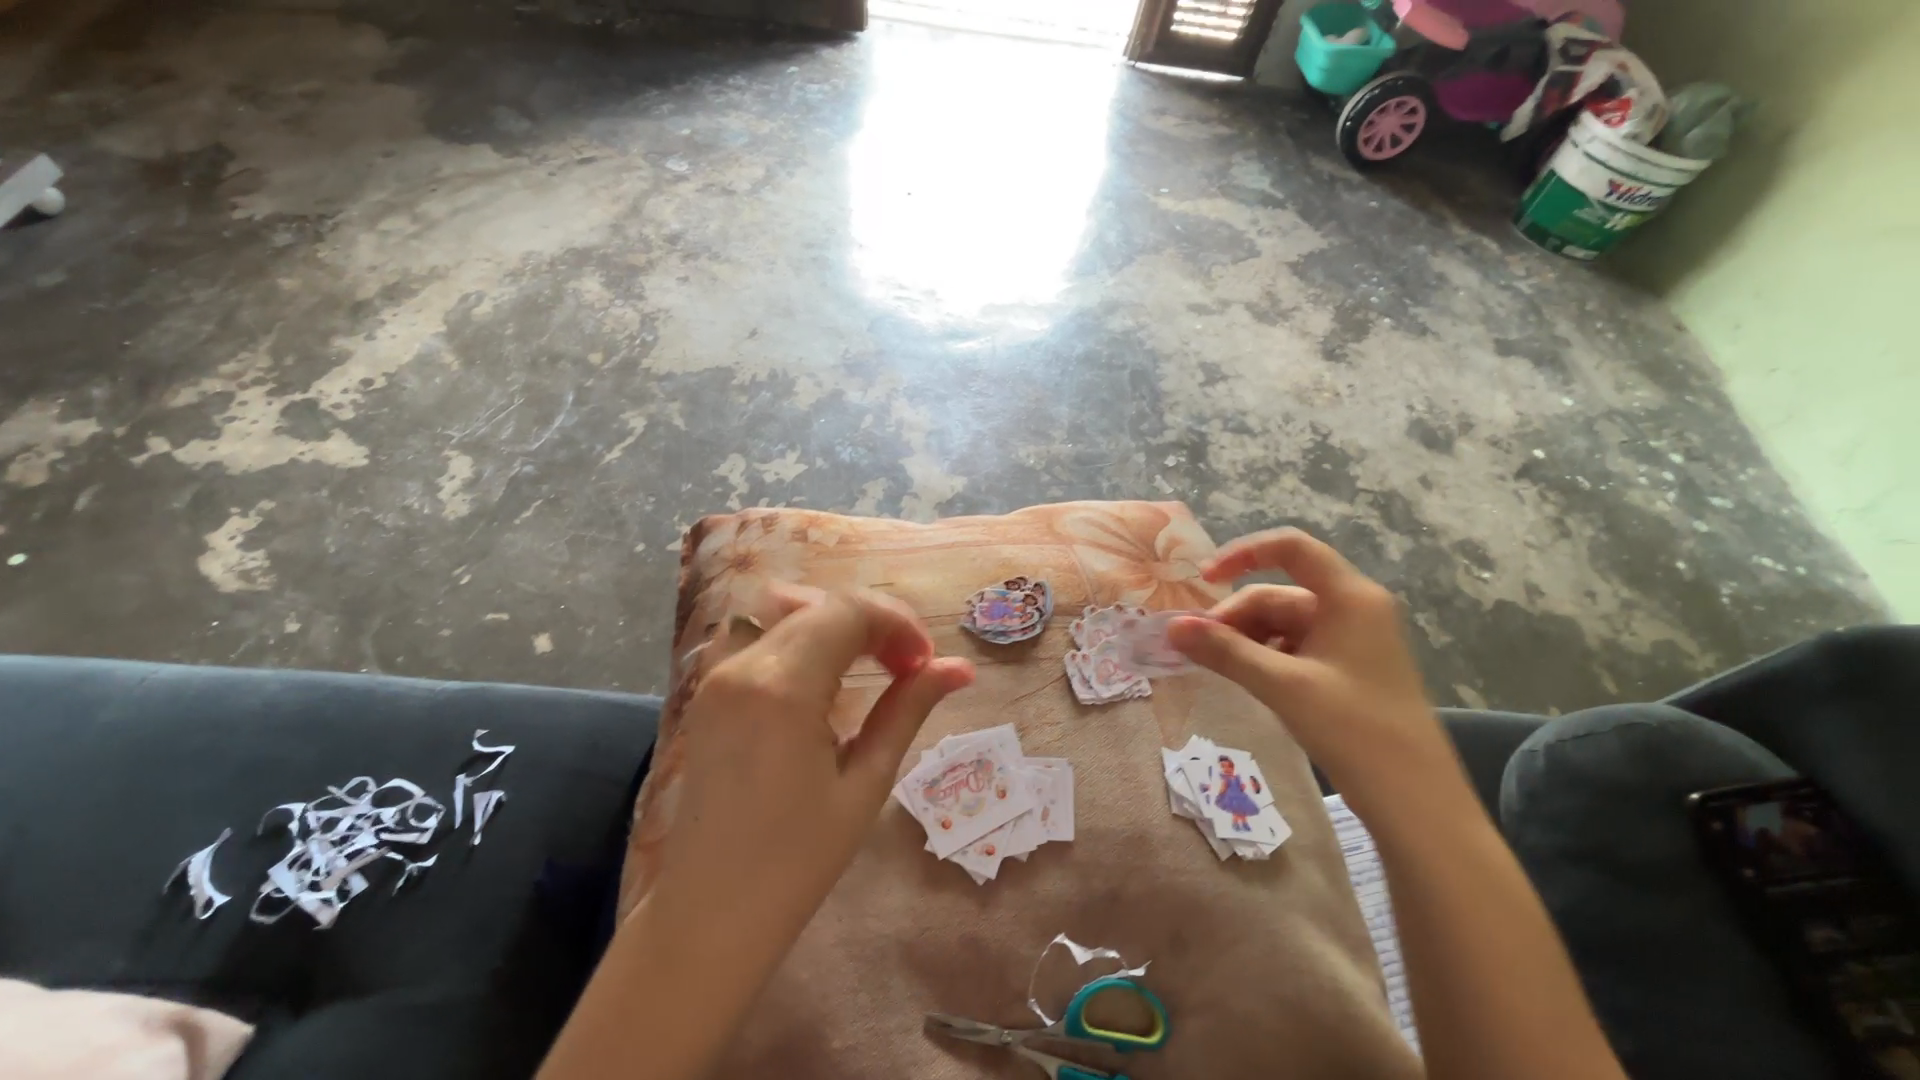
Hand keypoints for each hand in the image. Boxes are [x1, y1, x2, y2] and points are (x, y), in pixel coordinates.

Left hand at [649, 585, 974, 940]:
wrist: (711, 912)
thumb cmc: (798, 861)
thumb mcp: (865, 783)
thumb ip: (907, 710)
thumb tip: (959, 668)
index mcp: (782, 688)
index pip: (847, 612)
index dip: (897, 624)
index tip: (926, 664)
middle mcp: (741, 666)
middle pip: (815, 604)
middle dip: (869, 622)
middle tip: (905, 666)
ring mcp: (714, 677)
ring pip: (778, 610)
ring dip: (829, 622)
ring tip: (865, 665)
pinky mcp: (705, 694)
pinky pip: (752, 637)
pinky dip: (793, 638)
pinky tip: (819, 679)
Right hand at [1167, 528, 1452, 809]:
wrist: (1415, 800)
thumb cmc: (1354, 730)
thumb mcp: (1283, 686)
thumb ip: (1226, 652)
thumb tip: (1172, 627)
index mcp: (1350, 597)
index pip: (1291, 548)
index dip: (1243, 553)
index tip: (1202, 579)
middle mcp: (1354, 608)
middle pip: (1281, 592)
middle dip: (1237, 616)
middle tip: (1199, 651)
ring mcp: (1353, 640)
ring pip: (1285, 623)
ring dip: (1248, 640)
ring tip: (1221, 671)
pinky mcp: (1349, 669)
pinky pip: (1297, 647)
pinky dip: (1267, 658)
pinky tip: (1250, 682)